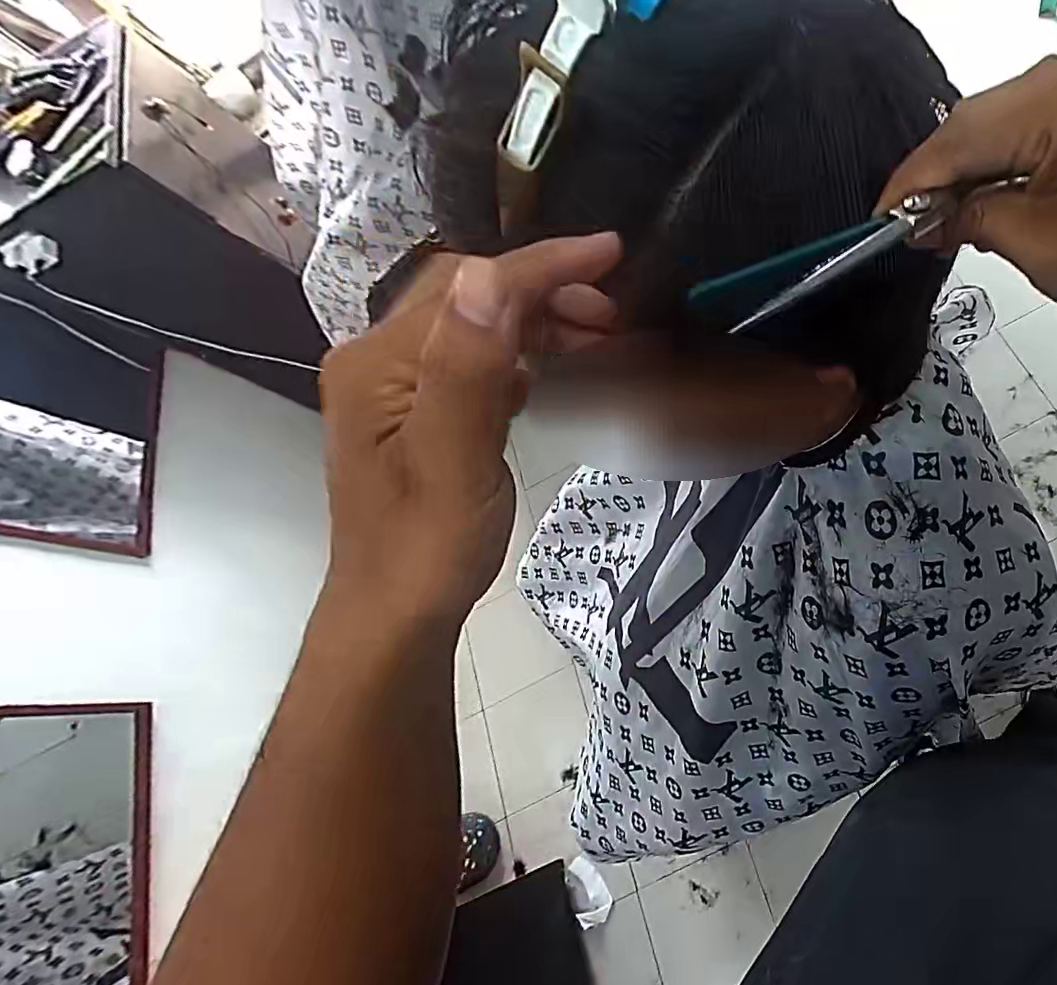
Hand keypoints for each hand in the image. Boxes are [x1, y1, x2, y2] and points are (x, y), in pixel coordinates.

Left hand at [318, 233, 623, 621]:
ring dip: (543, 317)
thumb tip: (495, 282)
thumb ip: (471, 371)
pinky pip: (483, 359)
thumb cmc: (430, 543)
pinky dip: (529, 349)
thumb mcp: (456, 461)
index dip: (544, 265)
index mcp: (384, 364)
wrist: (398, 605)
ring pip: (481, 325)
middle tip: (616, 314)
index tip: (611, 252)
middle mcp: (385, 361)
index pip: (472, 288)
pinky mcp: (428, 411)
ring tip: (603, 334)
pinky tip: (559, 364)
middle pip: (473, 296)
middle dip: (548, 288)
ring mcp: (405, 387)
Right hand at [875, 38, 1056, 321]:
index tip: (883, 214)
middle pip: (986, 119)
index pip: (962, 134)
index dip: (915, 180)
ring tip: (951, 218)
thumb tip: (935, 217)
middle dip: (946, 176)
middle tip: (915, 224)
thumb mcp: (1037, 246)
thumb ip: (975, 219)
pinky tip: (997, 194)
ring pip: (1015, 120)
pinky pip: (1049, 123)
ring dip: (981, 168)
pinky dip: (1019, 160)